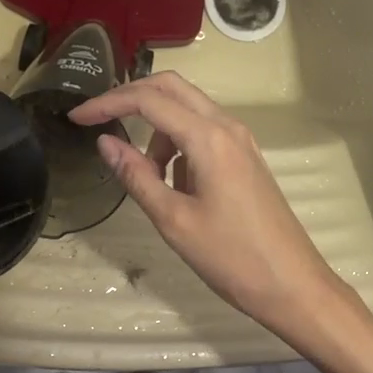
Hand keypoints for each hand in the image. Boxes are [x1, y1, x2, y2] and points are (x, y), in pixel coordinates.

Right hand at [67, 72, 349, 337]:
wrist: (295, 285)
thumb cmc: (232, 257)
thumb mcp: (174, 221)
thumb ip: (137, 176)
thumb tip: (105, 142)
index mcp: (208, 137)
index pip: (149, 100)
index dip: (108, 102)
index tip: (77, 116)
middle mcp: (226, 125)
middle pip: (171, 87)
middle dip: (131, 96)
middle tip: (100, 119)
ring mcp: (240, 138)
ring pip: (187, 108)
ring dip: (157, 128)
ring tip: (148, 177)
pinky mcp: (245, 154)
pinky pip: (203, 129)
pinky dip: (178, 143)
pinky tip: (175, 185)